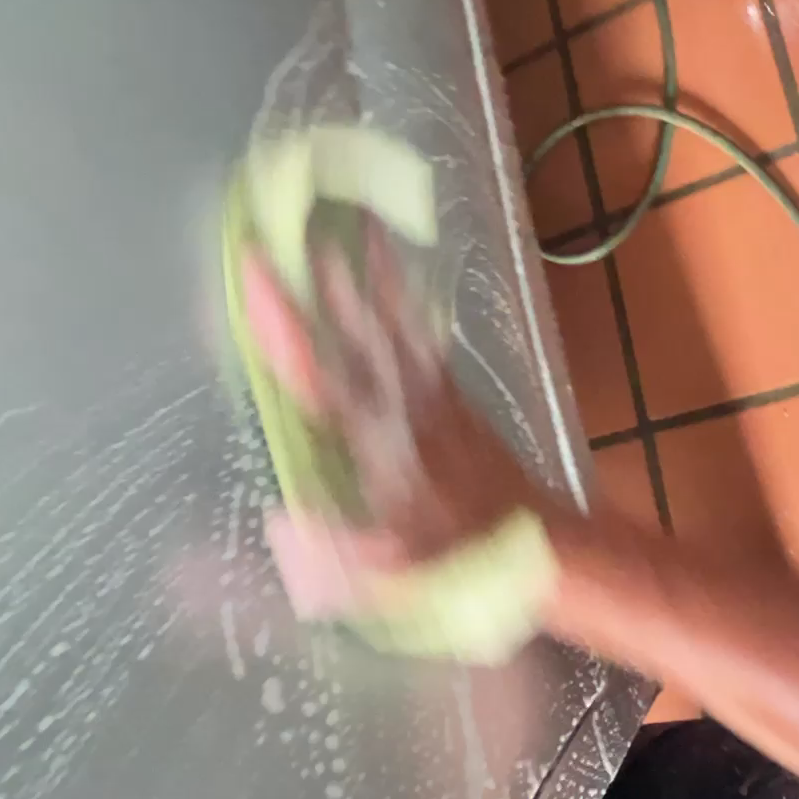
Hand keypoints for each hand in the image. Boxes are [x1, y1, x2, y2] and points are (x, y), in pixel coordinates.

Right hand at [240, 230, 566, 619]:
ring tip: (360, 229)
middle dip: (328, 279)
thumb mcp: (400, 575)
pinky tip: (403, 294)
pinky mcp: (460, 402)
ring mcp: (440, 400)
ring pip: (400, 328)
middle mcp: (410, 410)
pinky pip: (428, 343)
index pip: (322, 375)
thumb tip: (279, 523)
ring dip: (375, 280)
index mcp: (383, 445)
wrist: (544, 543)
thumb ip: (338, 555)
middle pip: (362, 333)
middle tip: (303, 222)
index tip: (254, 269)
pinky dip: (411, 311)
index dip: (283, 323)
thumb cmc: (467, 560)